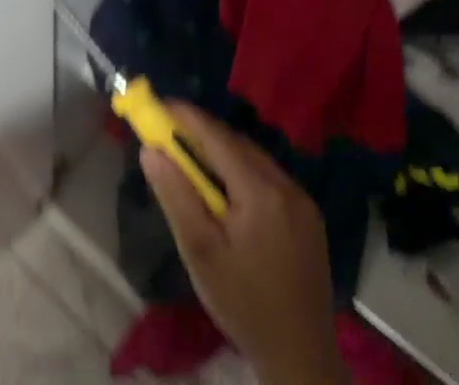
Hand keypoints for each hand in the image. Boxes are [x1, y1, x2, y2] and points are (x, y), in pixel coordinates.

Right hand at [140, 102, 346, 384]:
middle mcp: (289, 189)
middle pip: (238, 145)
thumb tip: (150, 149)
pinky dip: (240, 171)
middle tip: (164, 130)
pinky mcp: (308, 221)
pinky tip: (222, 189)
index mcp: (262, 194)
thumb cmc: (242, 302)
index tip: (156, 103)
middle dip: (200, 132)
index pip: (218, 138)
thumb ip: (176, 195)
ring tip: (186, 158)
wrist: (300, 354)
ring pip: (255, 161)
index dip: (185, 116)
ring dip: (220, 151)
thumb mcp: (199, 250)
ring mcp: (303, 205)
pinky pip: (269, 179)